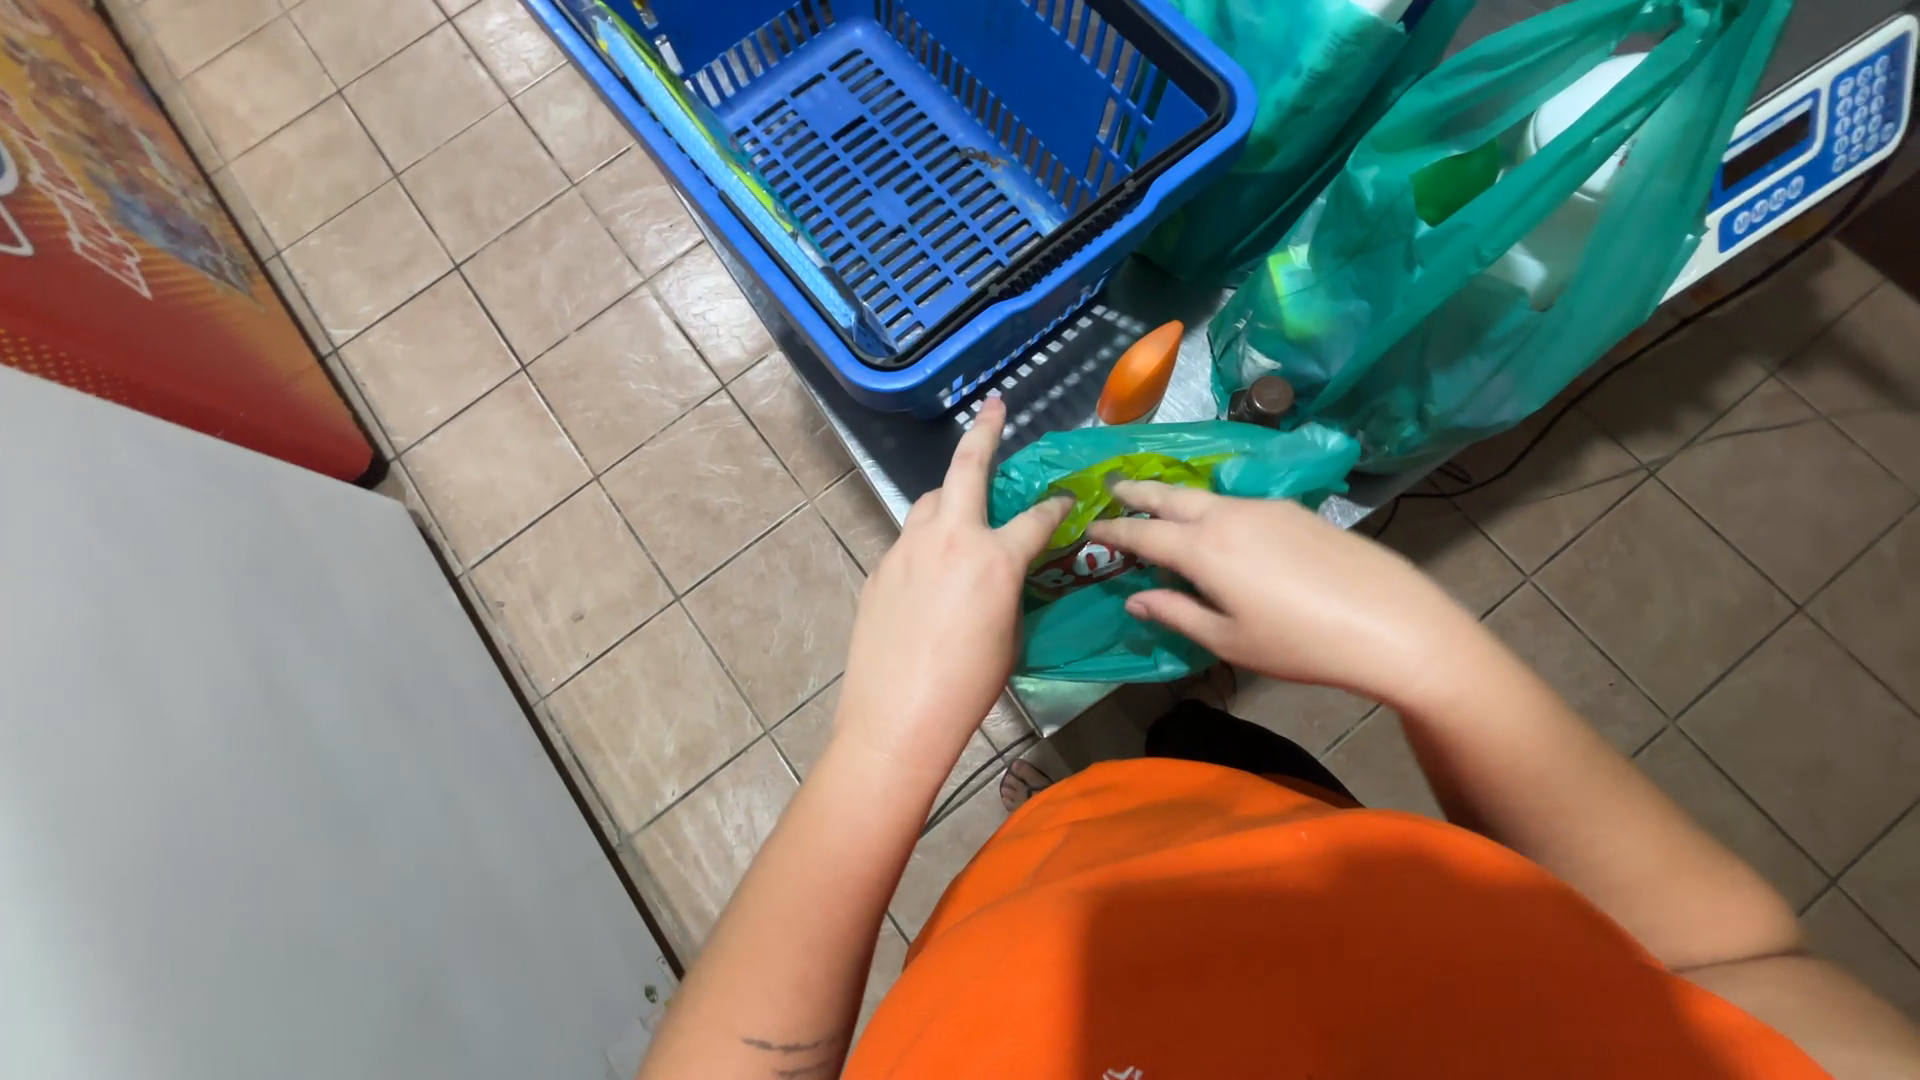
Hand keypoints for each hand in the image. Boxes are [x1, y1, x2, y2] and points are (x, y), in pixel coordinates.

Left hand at [833, 398, 1070, 777]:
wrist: (897, 716)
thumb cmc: (968, 686)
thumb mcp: (1008, 635)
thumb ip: (1009, 589)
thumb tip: (1004, 572)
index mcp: (994, 558)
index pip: (1036, 517)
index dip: (1056, 507)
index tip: (1066, 499)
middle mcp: (948, 539)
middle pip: (967, 468)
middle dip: (984, 431)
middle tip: (995, 407)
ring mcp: (907, 550)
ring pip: (929, 502)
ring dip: (949, 495)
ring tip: (961, 504)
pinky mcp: (880, 569)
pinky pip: (908, 540)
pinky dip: (925, 541)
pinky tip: (929, 570)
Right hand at [1084, 482, 1481, 708]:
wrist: (1392, 624)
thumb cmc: (1299, 644)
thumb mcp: (1228, 641)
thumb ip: (1176, 614)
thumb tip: (1136, 598)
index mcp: (1203, 550)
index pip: (1143, 534)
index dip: (1112, 531)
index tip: (1090, 525)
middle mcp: (1228, 516)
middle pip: (1171, 497)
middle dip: (1138, 491)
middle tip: (1114, 485)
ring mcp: (1265, 508)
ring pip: (1207, 497)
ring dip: (1177, 499)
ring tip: (1162, 506)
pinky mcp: (1296, 511)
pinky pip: (1239, 504)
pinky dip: (1214, 509)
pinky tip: (1221, 527)